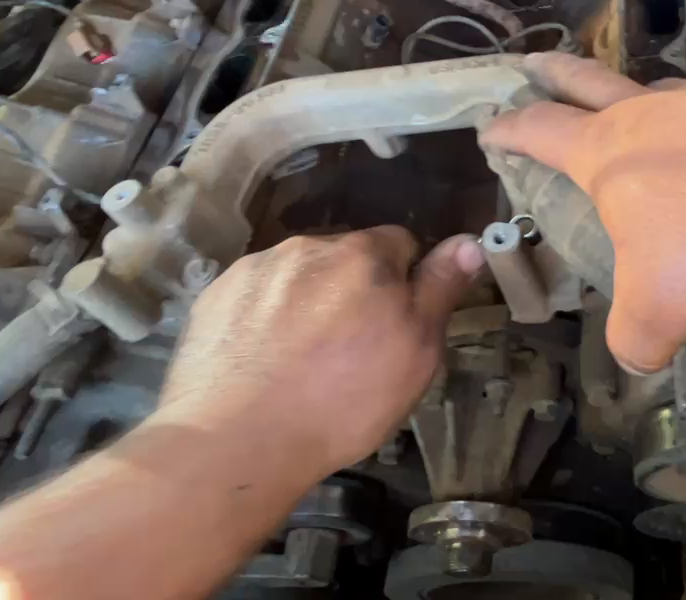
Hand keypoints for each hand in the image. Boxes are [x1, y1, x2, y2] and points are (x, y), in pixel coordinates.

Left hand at [157, 226, 482, 476]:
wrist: (235, 445)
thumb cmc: (342, 400)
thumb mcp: (416, 351)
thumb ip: (441, 288)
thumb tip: (468, 240)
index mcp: (364, 253)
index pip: (401, 243)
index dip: (404, 283)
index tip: (393, 325)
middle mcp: (311, 245)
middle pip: (348, 256)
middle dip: (355, 288)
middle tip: (349, 348)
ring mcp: (259, 268)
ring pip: (302, 273)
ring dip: (310, 298)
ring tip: (301, 358)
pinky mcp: (216, 295)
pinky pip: (258, 293)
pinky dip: (266, 314)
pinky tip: (263, 358)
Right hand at [482, 53, 685, 373]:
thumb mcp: (663, 304)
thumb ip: (637, 335)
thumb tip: (635, 358)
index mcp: (607, 150)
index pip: (541, 130)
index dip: (509, 130)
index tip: (489, 125)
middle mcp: (650, 112)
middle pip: (587, 80)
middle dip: (553, 74)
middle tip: (534, 65)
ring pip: (658, 93)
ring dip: (640, 101)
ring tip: (645, 119)